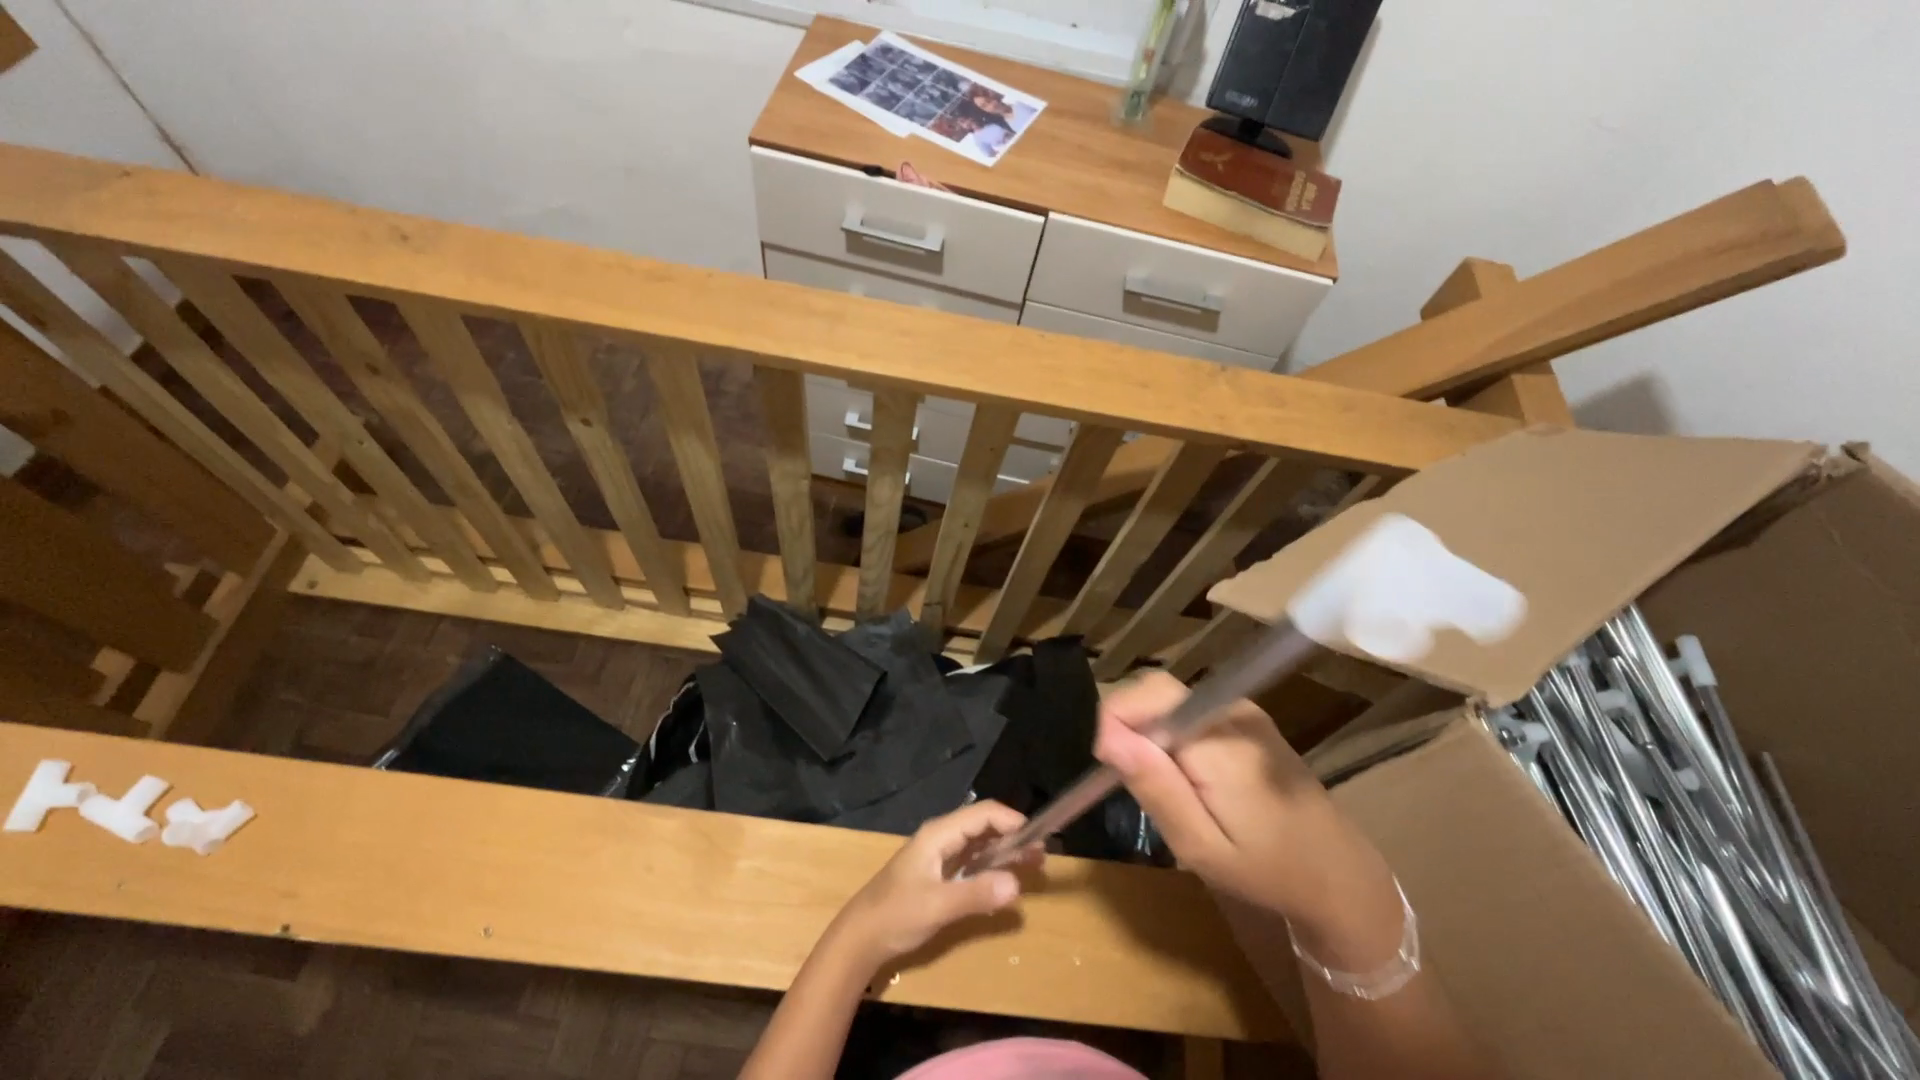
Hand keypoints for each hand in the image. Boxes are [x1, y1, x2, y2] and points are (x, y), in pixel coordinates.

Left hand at [828, 801, 1037, 968]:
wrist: (860, 938)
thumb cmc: (895, 915)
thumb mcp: (937, 906)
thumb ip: (976, 894)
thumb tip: (1017, 884)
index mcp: (938, 835)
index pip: (982, 814)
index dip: (1012, 820)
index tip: (1040, 838)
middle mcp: (941, 839)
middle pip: (983, 827)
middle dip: (1014, 836)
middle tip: (1044, 854)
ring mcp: (939, 857)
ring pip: (979, 845)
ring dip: (1006, 852)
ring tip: (1035, 864)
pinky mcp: (939, 876)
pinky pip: (972, 863)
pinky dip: (992, 867)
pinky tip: (1008, 880)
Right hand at [1094, 672, 1393, 937]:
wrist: (1339, 875)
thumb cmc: (1267, 870)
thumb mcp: (1200, 845)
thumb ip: (1155, 787)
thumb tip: (1109, 737)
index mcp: (1218, 738)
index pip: (1146, 694)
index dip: (1115, 722)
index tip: (1109, 770)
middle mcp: (1231, 710)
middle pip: (1155, 691)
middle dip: (1128, 727)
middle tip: (1129, 782)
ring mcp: (1243, 713)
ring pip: (1169, 701)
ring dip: (1148, 733)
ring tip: (1156, 785)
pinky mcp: (1248, 722)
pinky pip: (1190, 713)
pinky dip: (1171, 736)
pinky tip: (1183, 779)